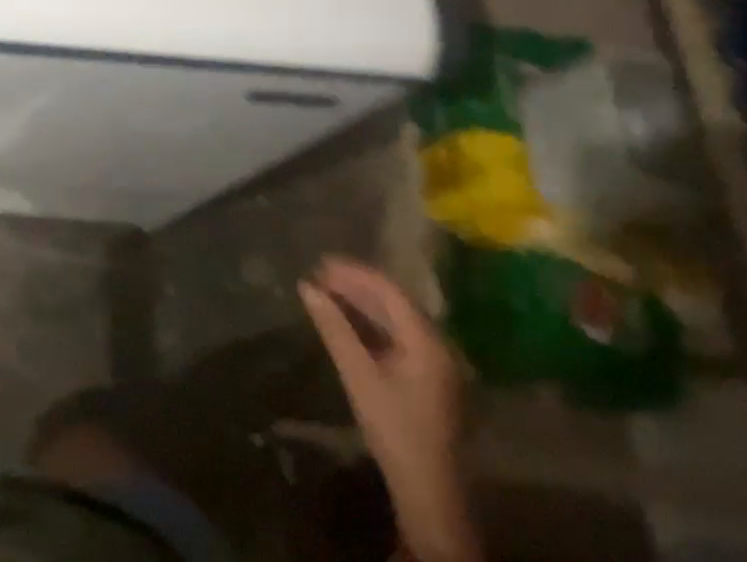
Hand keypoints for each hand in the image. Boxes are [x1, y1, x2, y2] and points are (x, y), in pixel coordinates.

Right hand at [300, 257, 478, 561]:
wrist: (428, 484)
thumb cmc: (393, 426)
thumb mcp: (358, 375)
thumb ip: (334, 329)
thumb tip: (308, 288)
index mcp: (427, 341)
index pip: (390, 292)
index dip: (355, 273)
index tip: (321, 261)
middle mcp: (438, 344)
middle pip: (397, 303)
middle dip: (358, 286)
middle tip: (319, 274)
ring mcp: (437, 362)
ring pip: (398, 320)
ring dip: (363, 305)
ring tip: (328, 292)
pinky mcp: (429, 377)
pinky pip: (400, 337)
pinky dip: (373, 325)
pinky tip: (349, 322)